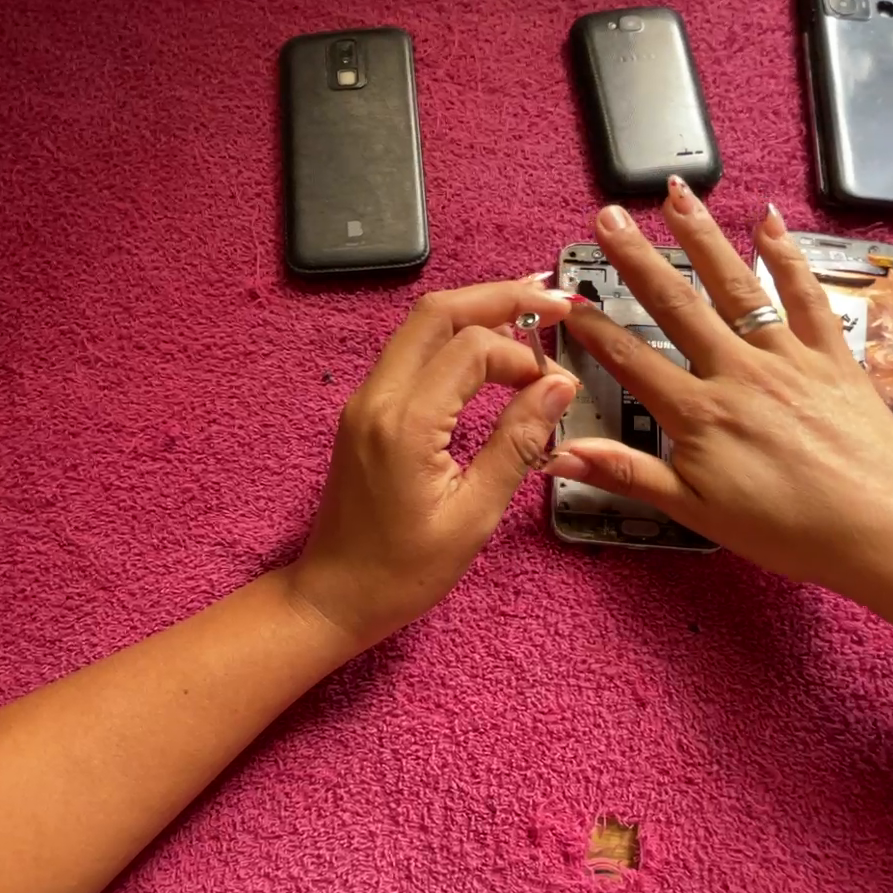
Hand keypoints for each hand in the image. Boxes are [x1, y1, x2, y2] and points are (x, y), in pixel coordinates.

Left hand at [287, 279, 579, 645]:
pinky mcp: (363, 413)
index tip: (555, 387)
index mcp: (404, 424)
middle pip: (436, 312)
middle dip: (498, 298)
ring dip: (473, 315)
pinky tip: (485, 355)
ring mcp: (363, 402)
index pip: (471, 348)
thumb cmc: (403, 571)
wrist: (335, 594)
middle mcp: (376, 398)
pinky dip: (449, 343)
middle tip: (553, 302)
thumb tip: (558, 387)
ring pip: (418, 328)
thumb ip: (516, 444)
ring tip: (529, 317)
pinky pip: (408, 356)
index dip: (522, 355)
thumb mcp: (473, 515)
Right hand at [545, 182, 892, 599]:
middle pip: (677, 305)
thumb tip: (559, 455)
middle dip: (637, 258)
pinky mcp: (834, 357)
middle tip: (609, 217)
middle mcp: (739, 372)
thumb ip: (626, 474)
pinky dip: (788, 256)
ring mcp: (790, 358)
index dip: (593, 328)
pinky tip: (769, 221)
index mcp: (699, 413)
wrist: (888, 531)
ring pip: (737, 287)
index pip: (630, 360)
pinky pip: (808, 297)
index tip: (566, 300)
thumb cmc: (786, 529)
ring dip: (702, 238)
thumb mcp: (694, 511)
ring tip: (677, 196)